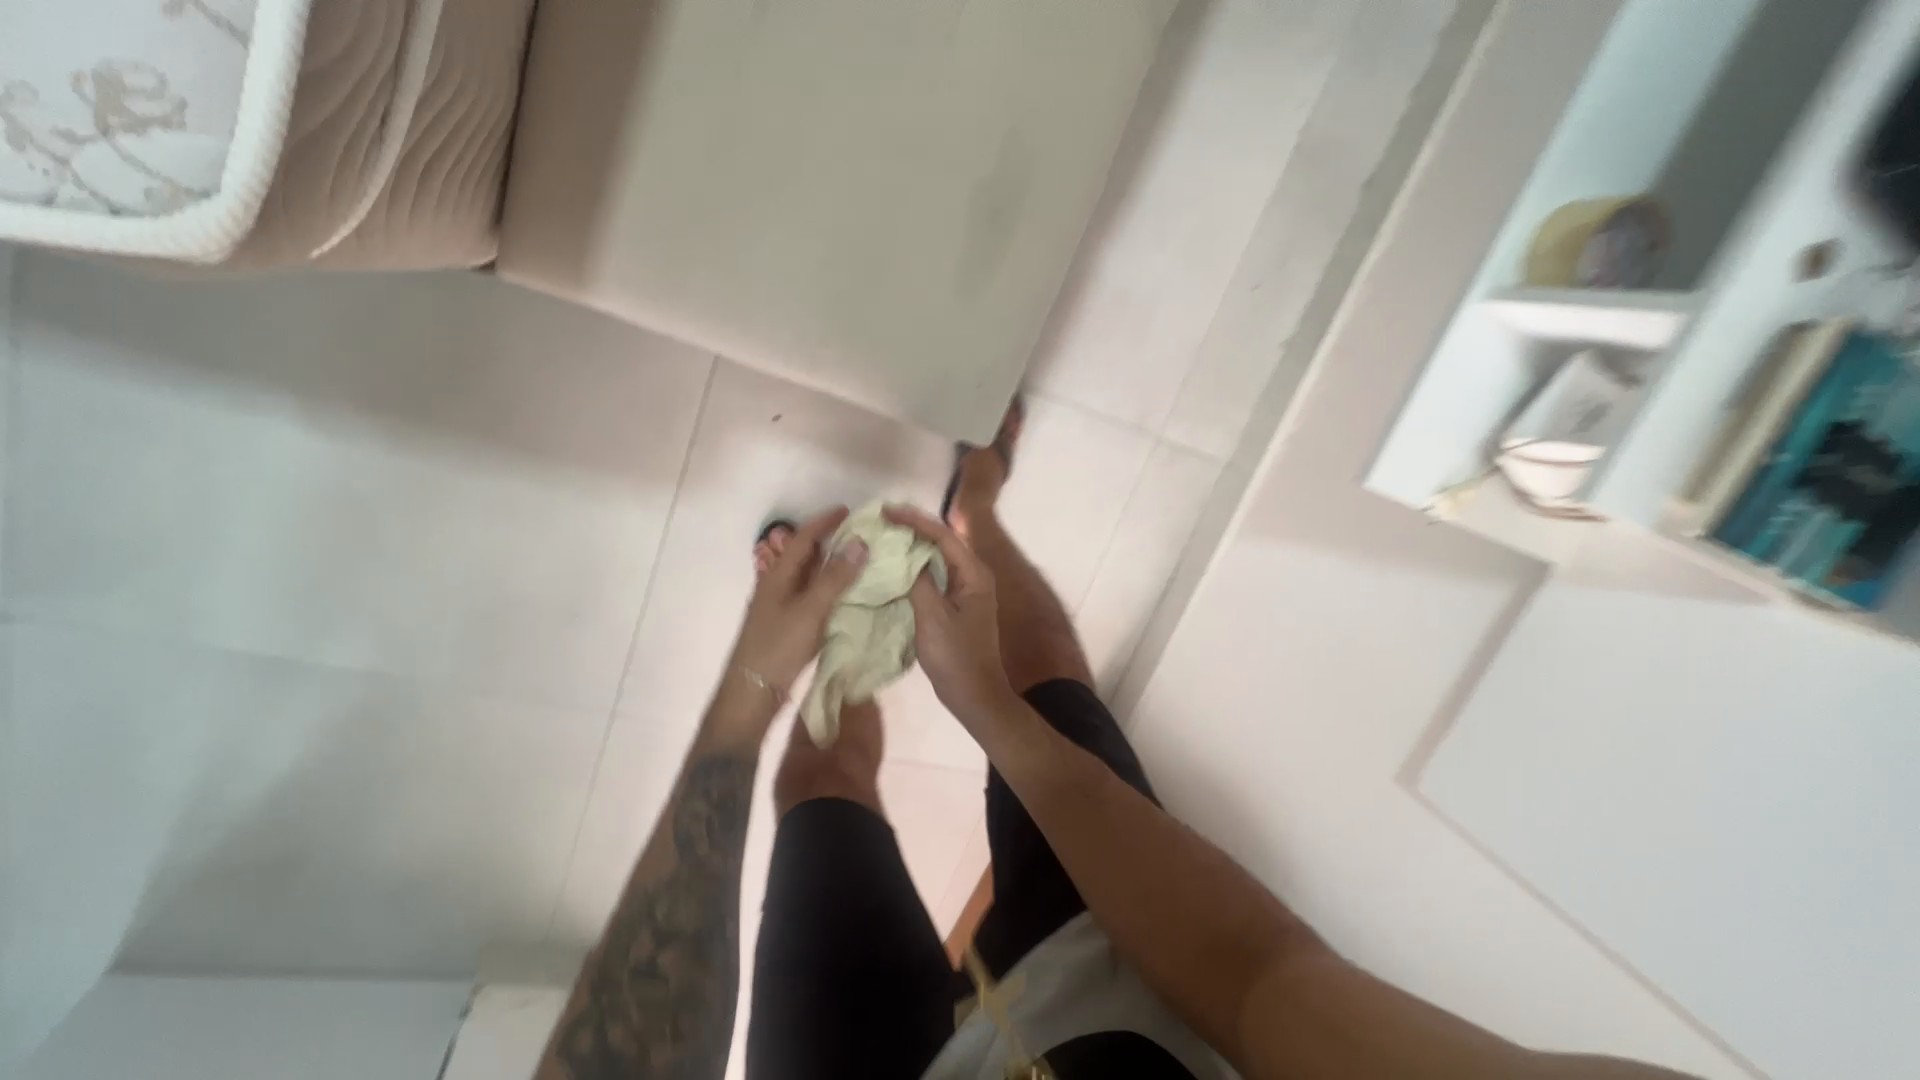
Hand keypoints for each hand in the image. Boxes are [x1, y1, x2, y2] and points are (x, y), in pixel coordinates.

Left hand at [729, 506, 867, 700]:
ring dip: (830, 566)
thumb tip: (859, 542)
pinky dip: (829, 589)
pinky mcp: (788, 626)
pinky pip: (811, 597)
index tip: (848, 511)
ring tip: (858, 560)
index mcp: (778, 577)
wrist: (752, 692)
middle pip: (803, 556)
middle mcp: (777, 587)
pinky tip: (846, 596)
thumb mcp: (810, 610)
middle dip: (828, 541)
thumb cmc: (778, 647)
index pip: (802, 539)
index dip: (823, 522)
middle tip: (858, 534)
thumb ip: (835, 578)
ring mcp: (781, 608)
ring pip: (808, 577)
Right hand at [883, 505, 1019, 726]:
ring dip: (916, 545)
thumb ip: (920, 581)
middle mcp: (975, 576)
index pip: (943, 536)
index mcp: (974, 575)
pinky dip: (918, 566)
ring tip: (888, 535)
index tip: (886, 512)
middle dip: (915, 527)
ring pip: (940, 557)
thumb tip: (909, 555)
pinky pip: (938, 575)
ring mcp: (968, 591)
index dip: (914, 520)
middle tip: (884, 519)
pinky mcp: (959, 605)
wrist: (975, 696)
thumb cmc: (955, 657)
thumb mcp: (932, 617)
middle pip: (944, 541)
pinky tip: (899, 567)